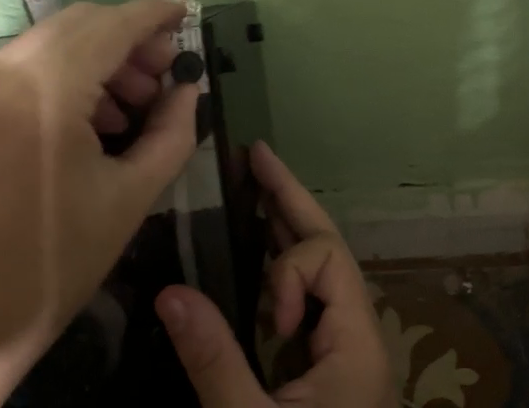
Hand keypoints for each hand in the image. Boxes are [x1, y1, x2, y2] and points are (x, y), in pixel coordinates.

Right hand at [156, 142, 396, 407]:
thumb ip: (215, 358)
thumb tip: (168, 292)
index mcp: (358, 342)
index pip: (330, 257)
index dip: (290, 270)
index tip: (274, 324)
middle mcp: (359, 337)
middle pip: (329, 250)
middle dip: (291, 200)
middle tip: (256, 155)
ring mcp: (347, 355)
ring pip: (322, 276)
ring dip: (287, 231)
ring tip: (255, 192)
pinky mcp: (330, 374)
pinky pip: (311, 303)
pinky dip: (284, 271)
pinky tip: (259, 261)